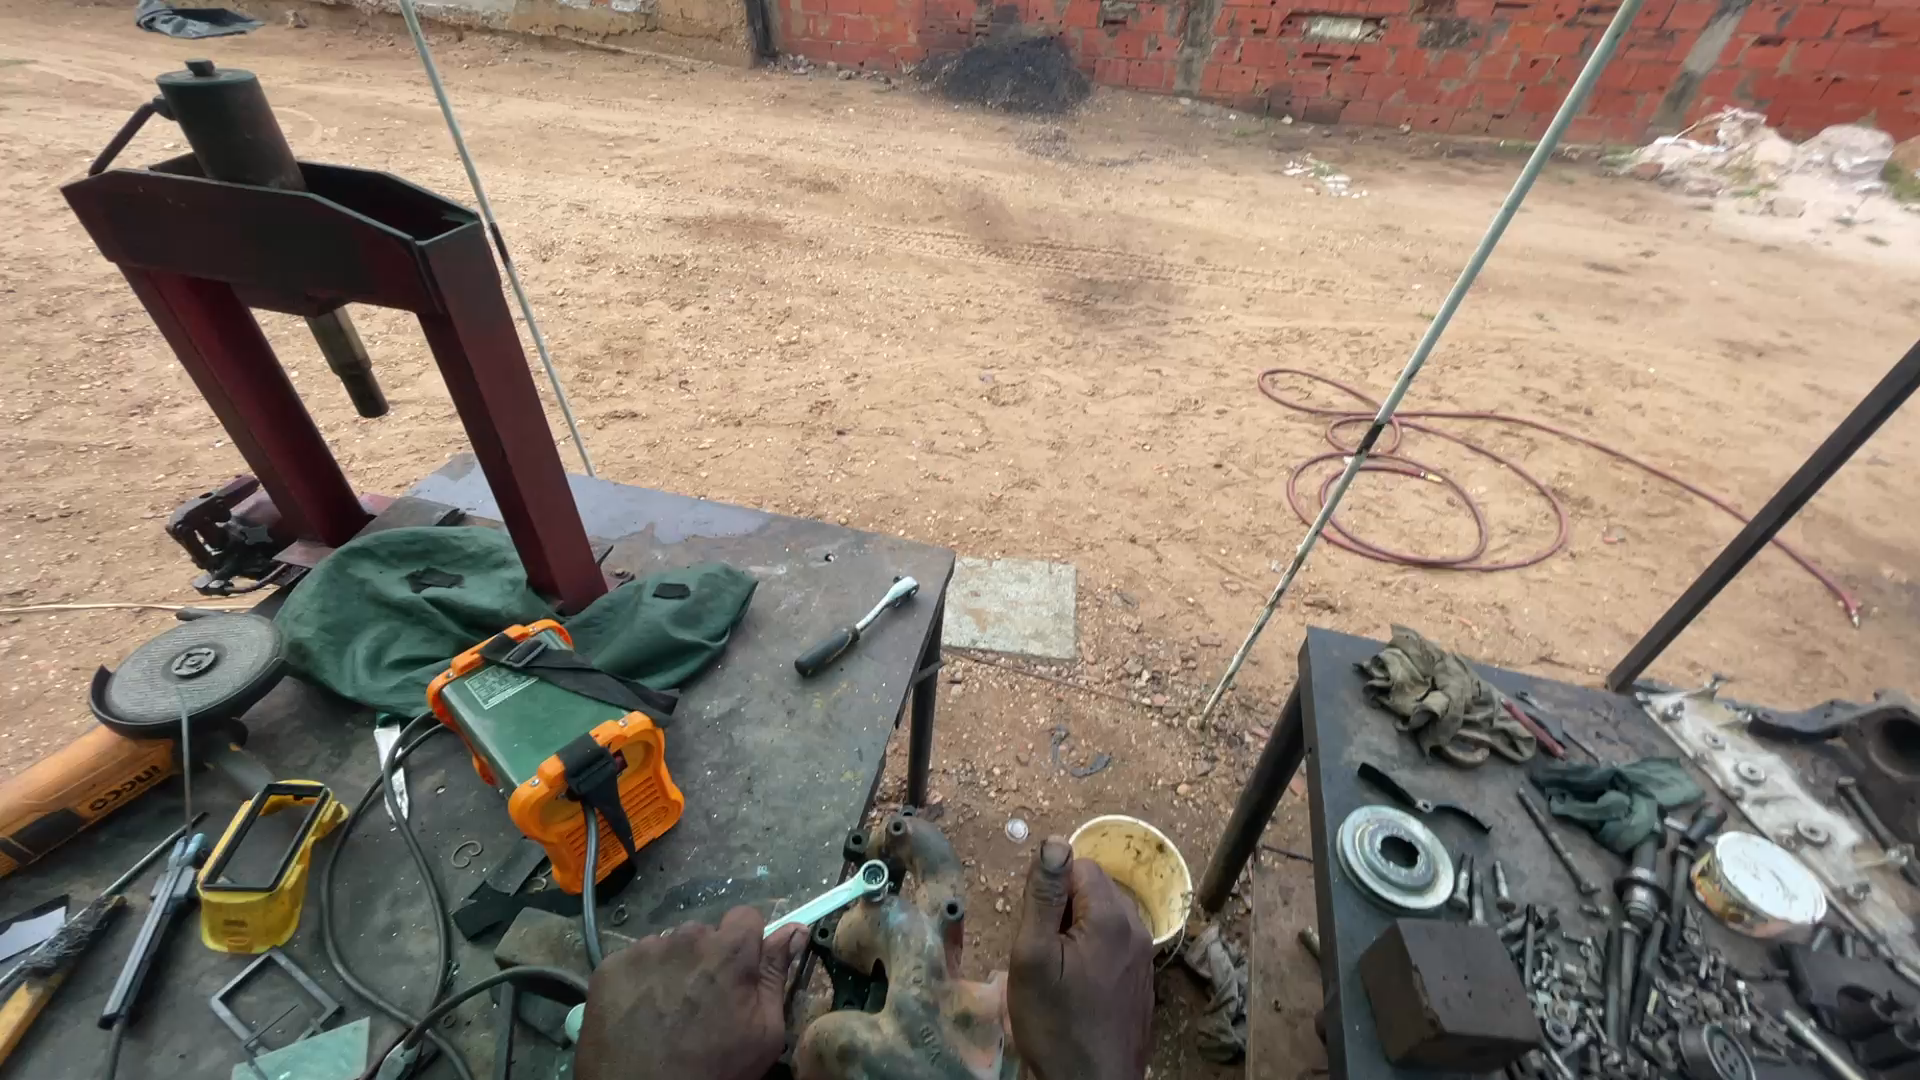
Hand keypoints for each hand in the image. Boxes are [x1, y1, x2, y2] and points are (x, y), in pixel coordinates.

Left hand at [575, 906, 806, 1079]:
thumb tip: (795, 929)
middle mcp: (688, 937)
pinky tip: (638, 1013)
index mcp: (730, 950)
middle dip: (706, 958)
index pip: (746, 917)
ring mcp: (646, 950)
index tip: (737, 974)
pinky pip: (634, 960)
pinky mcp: (611, 967)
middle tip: (699, 1002)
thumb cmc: (712, 1072)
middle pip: (705, 933)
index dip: (744, 945)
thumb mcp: (763, 1033)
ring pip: (669, 945)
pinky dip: (638, 981)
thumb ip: (777, 973)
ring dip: (672, 968)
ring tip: (666, 1012)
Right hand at [1007, 836, 1153, 1079]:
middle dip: (1064, 908)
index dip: (1051, 890)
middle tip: (1045, 951)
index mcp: (1113, 917)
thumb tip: (1055, 841)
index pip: (1078, 864)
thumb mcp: (1033, 955)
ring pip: (1103, 916)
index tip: (1039, 926)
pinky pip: (1114, 944)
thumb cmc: (1056, 1024)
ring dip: (1077, 931)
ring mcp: (1144, 958)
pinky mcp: (1142, 982)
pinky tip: (1078, 989)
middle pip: (1094, 889)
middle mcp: (1137, 928)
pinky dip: (1092, 953)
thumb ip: (1044, 894)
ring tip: (1059, 971)